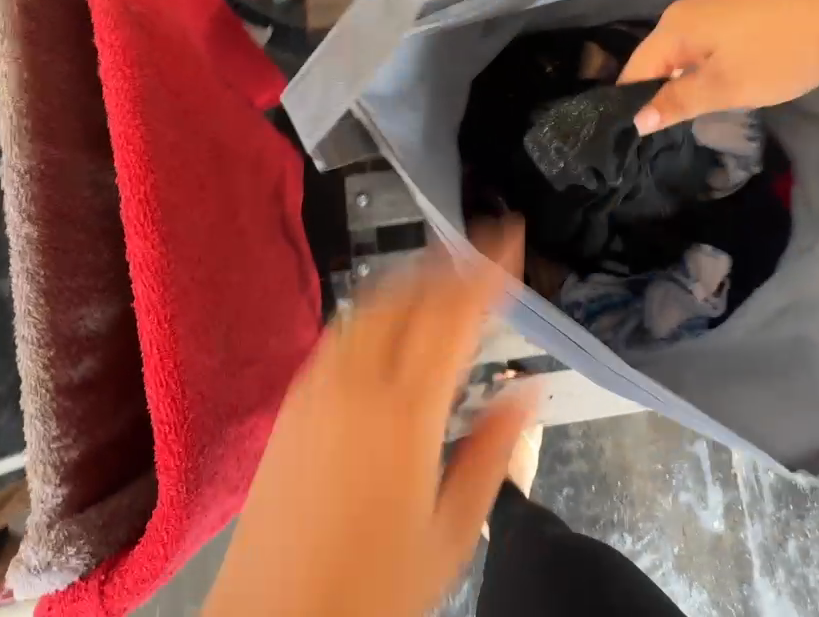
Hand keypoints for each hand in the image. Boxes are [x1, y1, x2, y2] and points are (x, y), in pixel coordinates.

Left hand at [202, 217, 535, 616]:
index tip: (508, 237)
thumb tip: (526, 391)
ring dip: (412, 277)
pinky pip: (342, 331)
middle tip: (484, 249)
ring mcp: (318, 387)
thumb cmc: (373, 588)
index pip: (453, 314)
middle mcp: (357, 382)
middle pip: (409, 294)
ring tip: (444, 271)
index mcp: (405, 412)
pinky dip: (376, 306)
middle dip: (450, 262)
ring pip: (371, 304)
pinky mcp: (293, 401)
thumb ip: (491, 453)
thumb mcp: (452, 534)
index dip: (486, 269)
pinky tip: (391, 318)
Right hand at [620, 0, 818, 132]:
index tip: (650, 132)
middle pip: (660, 53)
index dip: (637, 102)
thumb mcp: (727, 87)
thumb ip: (678, 102)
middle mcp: (685, 2)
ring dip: (694, 70)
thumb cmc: (782, 52)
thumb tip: (637, 120)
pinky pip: (710, 29)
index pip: (636, 69)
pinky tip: (740, 67)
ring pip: (688, 42)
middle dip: (668, 86)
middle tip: (690, 120)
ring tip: (717, 98)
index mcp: (674, 24)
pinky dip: (714, 52)